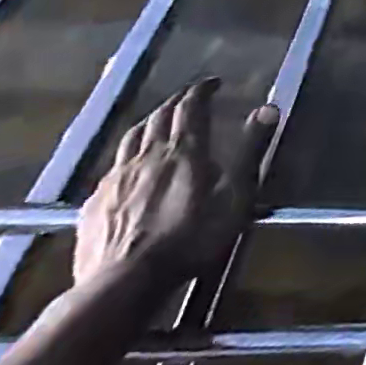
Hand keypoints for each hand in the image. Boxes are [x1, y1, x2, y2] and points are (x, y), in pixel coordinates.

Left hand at [74, 78, 278, 284]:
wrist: (125, 282)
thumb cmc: (192, 237)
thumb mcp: (236, 194)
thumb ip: (251, 150)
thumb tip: (269, 109)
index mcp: (183, 151)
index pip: (190, 108)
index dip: (201, 91)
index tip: (212, 83)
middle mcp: (146, 156)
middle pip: (158, 118)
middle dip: (176, 102)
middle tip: (190, 98)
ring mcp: (116, 179)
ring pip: (131, 137)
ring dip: (149, 121)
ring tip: (159, 120)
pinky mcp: (96, 203)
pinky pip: (113, 165)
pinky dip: (129, 153)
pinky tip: (131, 165)